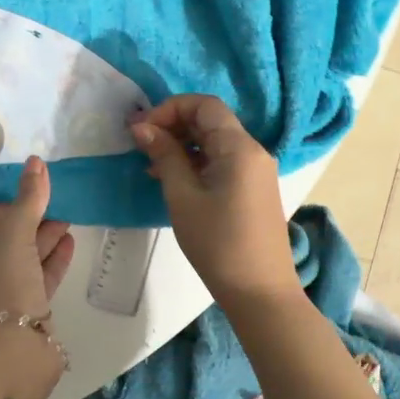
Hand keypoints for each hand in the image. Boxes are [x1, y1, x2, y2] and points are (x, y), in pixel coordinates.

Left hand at [0, 156, 76, 318]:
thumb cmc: (3, 282)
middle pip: (5, 235)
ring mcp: (3, 292)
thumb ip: (28, 197)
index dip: (4, 200)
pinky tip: (70, 241)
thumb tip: (37, 162)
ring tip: (68, 215)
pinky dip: (54, 258)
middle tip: (55, 197)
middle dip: (30, 216)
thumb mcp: (14, 232)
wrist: (16, 349)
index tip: (28, 185)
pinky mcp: (27, 309)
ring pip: (25, 256)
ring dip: (45, 236)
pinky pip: (40, 276)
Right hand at [131, 94, 301, 307]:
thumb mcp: (183, 196)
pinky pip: (220, 161)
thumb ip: (164, 155)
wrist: (260, 293)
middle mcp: (252, 152)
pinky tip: (171, 180)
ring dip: (180, 144)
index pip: (204, 105)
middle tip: (140, 145)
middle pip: (209, 121)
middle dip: (172, 125)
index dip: (170, 109)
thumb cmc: (218, 242)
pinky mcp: (252, 190)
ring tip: (150, 165)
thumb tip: (142, 127)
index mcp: (240, 149)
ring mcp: (255, 172)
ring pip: (213, 141)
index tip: (143, 131)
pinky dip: (194, 161)